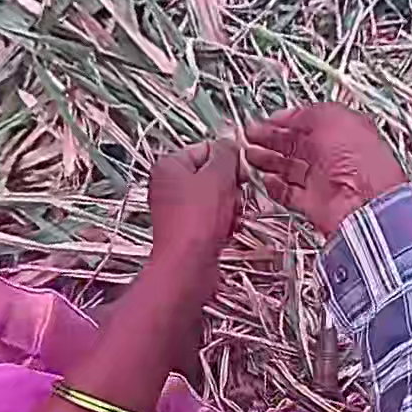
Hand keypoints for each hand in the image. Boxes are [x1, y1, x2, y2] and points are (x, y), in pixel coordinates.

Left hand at [148, 139, 240, 271]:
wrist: (188, 267)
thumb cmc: (196, 222)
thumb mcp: (218, 176)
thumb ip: (227, 154)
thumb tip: (230, 144)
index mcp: (169, 166)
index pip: (205, 148)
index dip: (228, 158)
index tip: (242, 167)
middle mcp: (169, 188)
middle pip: (211, 176)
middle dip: (230, 186)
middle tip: (237, 195)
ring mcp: (178, 212)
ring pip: (215, 200)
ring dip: (231, 206)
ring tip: (232, 216)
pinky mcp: (188, 233)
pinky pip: (212, 221)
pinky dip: (224, 224)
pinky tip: (228, 230)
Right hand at [244, 103, 407, 236]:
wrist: (363, 203)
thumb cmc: (359, 160)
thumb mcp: (331, 120)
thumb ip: (306, 115)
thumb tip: (287, 115)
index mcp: (339, 131)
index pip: (307, 123)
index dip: (284, 121)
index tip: (264, 120)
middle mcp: (331, 156)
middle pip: (294, 145)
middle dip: (270, 139)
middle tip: (250, 136)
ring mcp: (321, 181)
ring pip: (289, 169)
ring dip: (268, 161)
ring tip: (249, 155)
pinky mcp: (313, 204)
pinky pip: (290, 194)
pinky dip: (275, 188)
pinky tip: (264, 180)